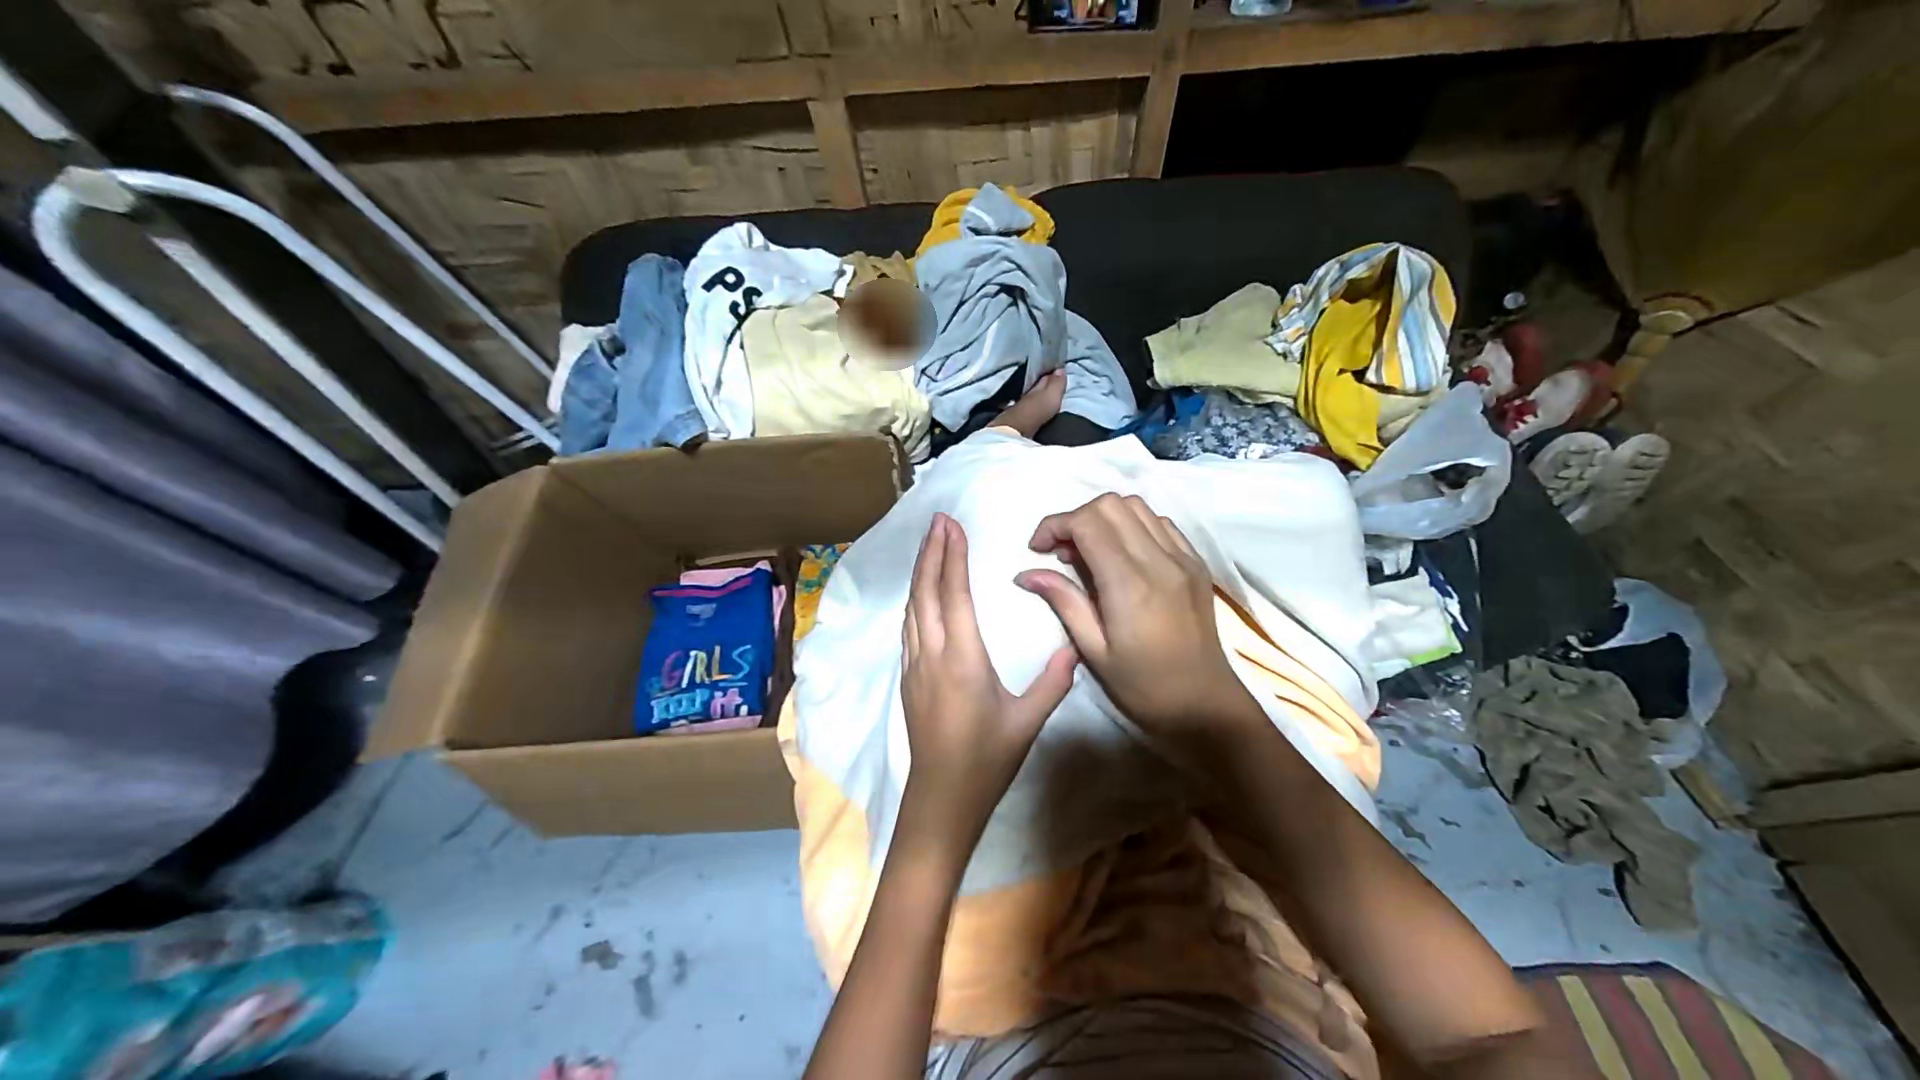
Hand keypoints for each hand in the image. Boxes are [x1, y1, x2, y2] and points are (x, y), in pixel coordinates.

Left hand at [899, 513, 1077, 859]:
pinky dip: (915, 599)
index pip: (954, 595)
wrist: (941, 798)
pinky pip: (909, 626)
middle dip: (931, 553)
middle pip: (926, 592)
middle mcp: (932, 654)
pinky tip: (921, 594)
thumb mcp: (1027, 722)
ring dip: (920, 573)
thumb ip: (1053, 682)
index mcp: (962, 659)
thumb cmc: (987, 760)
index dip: (951, 557)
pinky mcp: (908, 678)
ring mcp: (914, 666)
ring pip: (913, 608)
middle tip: (937, 520)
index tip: (951, 526)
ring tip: (929, 546)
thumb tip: (1075, 647)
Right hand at [1017, 494, 1259, 740]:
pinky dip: (1133, 526)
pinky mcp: (1196, 564)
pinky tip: (1122, 555)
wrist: (1204, 706)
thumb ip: (1064, 602)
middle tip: (1062, 553)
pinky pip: (1161, 523)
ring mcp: (1184, 558)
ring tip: (1090, 553)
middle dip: (1077, 518)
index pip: (1088, 523)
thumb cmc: (1143, 687)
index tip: (1038, 549)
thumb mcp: (1094, 651)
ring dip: (1105, 519)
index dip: (1055, 525)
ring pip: (1137, 506)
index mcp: (1130, 584)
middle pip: (1111, 504)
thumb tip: (1026, 573)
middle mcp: (1160, 560)